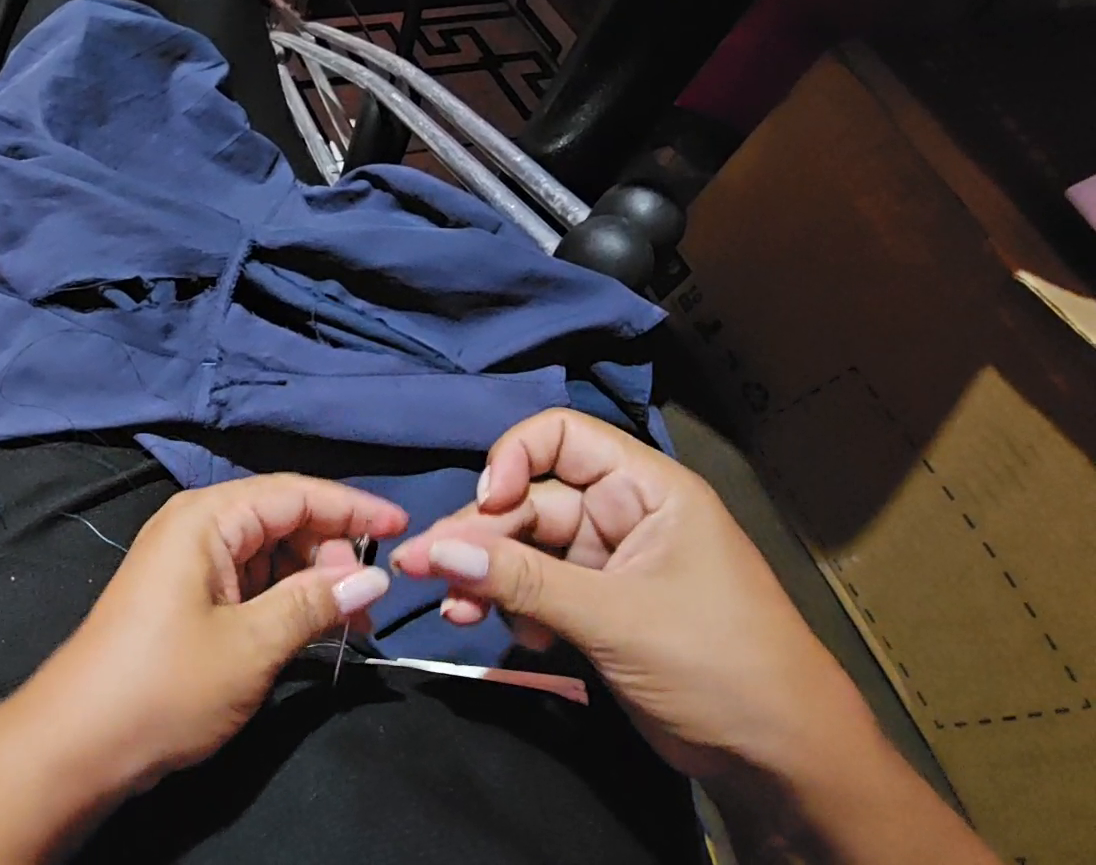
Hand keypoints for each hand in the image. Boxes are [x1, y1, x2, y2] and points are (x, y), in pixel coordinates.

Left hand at [25, 474, 408, 784]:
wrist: (80, 740)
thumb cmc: (165, 684)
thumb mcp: (251, 645)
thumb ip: (313, 603)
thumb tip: (373, 577)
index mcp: (205, 518)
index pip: (293, 493)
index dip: (351, 506)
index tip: (403, 526)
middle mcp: (196, 526)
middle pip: (281, 519)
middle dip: (332, 551)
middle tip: (372, 600)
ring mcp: (188, 561)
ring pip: (267, 553)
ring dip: (312, 580)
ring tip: (352, 621)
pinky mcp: (186, 595)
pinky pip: (248, 580)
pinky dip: (284, 599)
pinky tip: (314, 627)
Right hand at [387, 408, 870, 781]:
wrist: (784, 768)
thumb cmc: (722, 668)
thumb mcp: (616, 618)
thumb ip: (522, 581)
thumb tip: (435, 552)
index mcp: (645, 490)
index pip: (561, 438)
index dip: (514, 458)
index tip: (487, 502)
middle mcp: (619, 515)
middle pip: (526, 501)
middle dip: (478, 538)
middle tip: (423, 569)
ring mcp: (603, 562)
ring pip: (520, 548)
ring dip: (483, 577)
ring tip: (456, 611)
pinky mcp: (591, 605)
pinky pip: (530, 588)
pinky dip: (508, 605)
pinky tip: (504, 632)